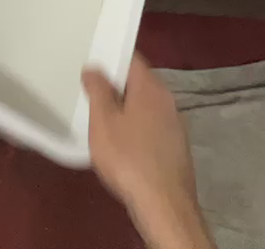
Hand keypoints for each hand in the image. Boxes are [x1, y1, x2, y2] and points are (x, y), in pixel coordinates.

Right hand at [83, 55, 212, 248]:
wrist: (164, 209)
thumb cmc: (128, 158)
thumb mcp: (102, 120)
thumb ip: (97, 88)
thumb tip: (94, 68)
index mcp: (152, 89)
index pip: (131, 58)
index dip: (109, 56)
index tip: (89, 59)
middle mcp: (169, 103)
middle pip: (138, 82)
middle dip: (114, 84)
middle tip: (89, 90)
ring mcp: (176, 127)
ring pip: (144, 105)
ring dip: (124, 107)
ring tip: (100, 117)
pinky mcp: (176, 149)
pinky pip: (150, 126)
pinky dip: (135, 127)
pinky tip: (120, 142)